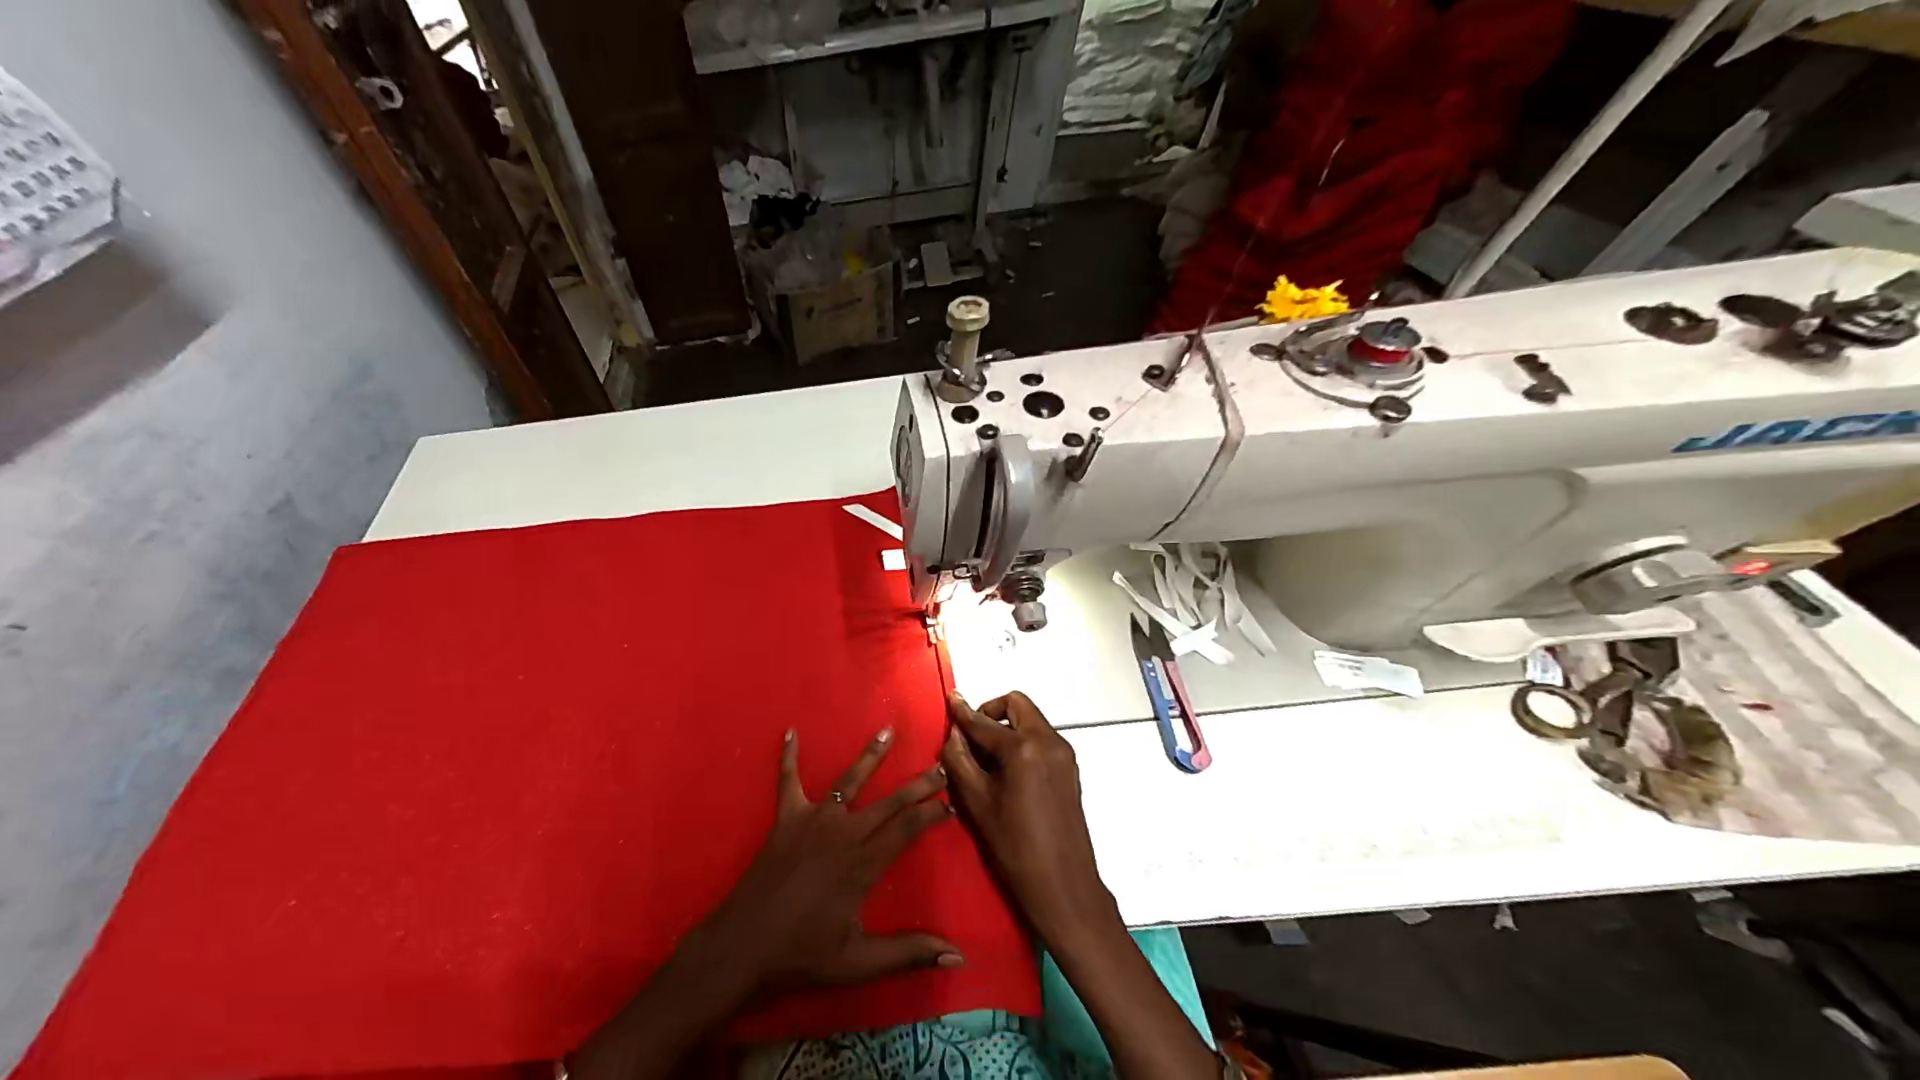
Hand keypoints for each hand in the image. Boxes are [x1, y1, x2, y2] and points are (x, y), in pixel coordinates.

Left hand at [568, 729, 957, 1079]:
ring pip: (848, 779)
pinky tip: (791, 732)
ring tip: (888, 731)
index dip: (932, 814)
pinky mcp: (786, 820)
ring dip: (870, 755)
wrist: (741, 948)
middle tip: (941, 765)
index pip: (908, 828)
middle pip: (889, 801)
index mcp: (863, 862)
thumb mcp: (860, 963)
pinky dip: (789, 757)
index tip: (952, 804)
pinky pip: (788, 781)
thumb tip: (958, 956)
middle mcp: (843, 832)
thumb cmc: (802, 956)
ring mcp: (813, 821)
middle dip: (918, 783)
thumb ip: (909, 952)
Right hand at [941, 692, 1116, 941]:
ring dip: (1007, 727)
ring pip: (1030, 720)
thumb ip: (960, 761)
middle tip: (971, 736)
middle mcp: (1049, 741)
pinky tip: (1006, 770)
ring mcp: (1064, 753)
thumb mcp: (977, 803)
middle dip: (991, 712)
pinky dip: (1022, 741)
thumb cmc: (1015, 847)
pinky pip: (1041, 738)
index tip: (951, 701)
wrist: (1062, 884)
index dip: (963, 713)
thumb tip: (954, 734)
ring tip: (985, 758)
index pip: (985, 722)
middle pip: (1016, 704)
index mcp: (1024, 749)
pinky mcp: (1070, 767)